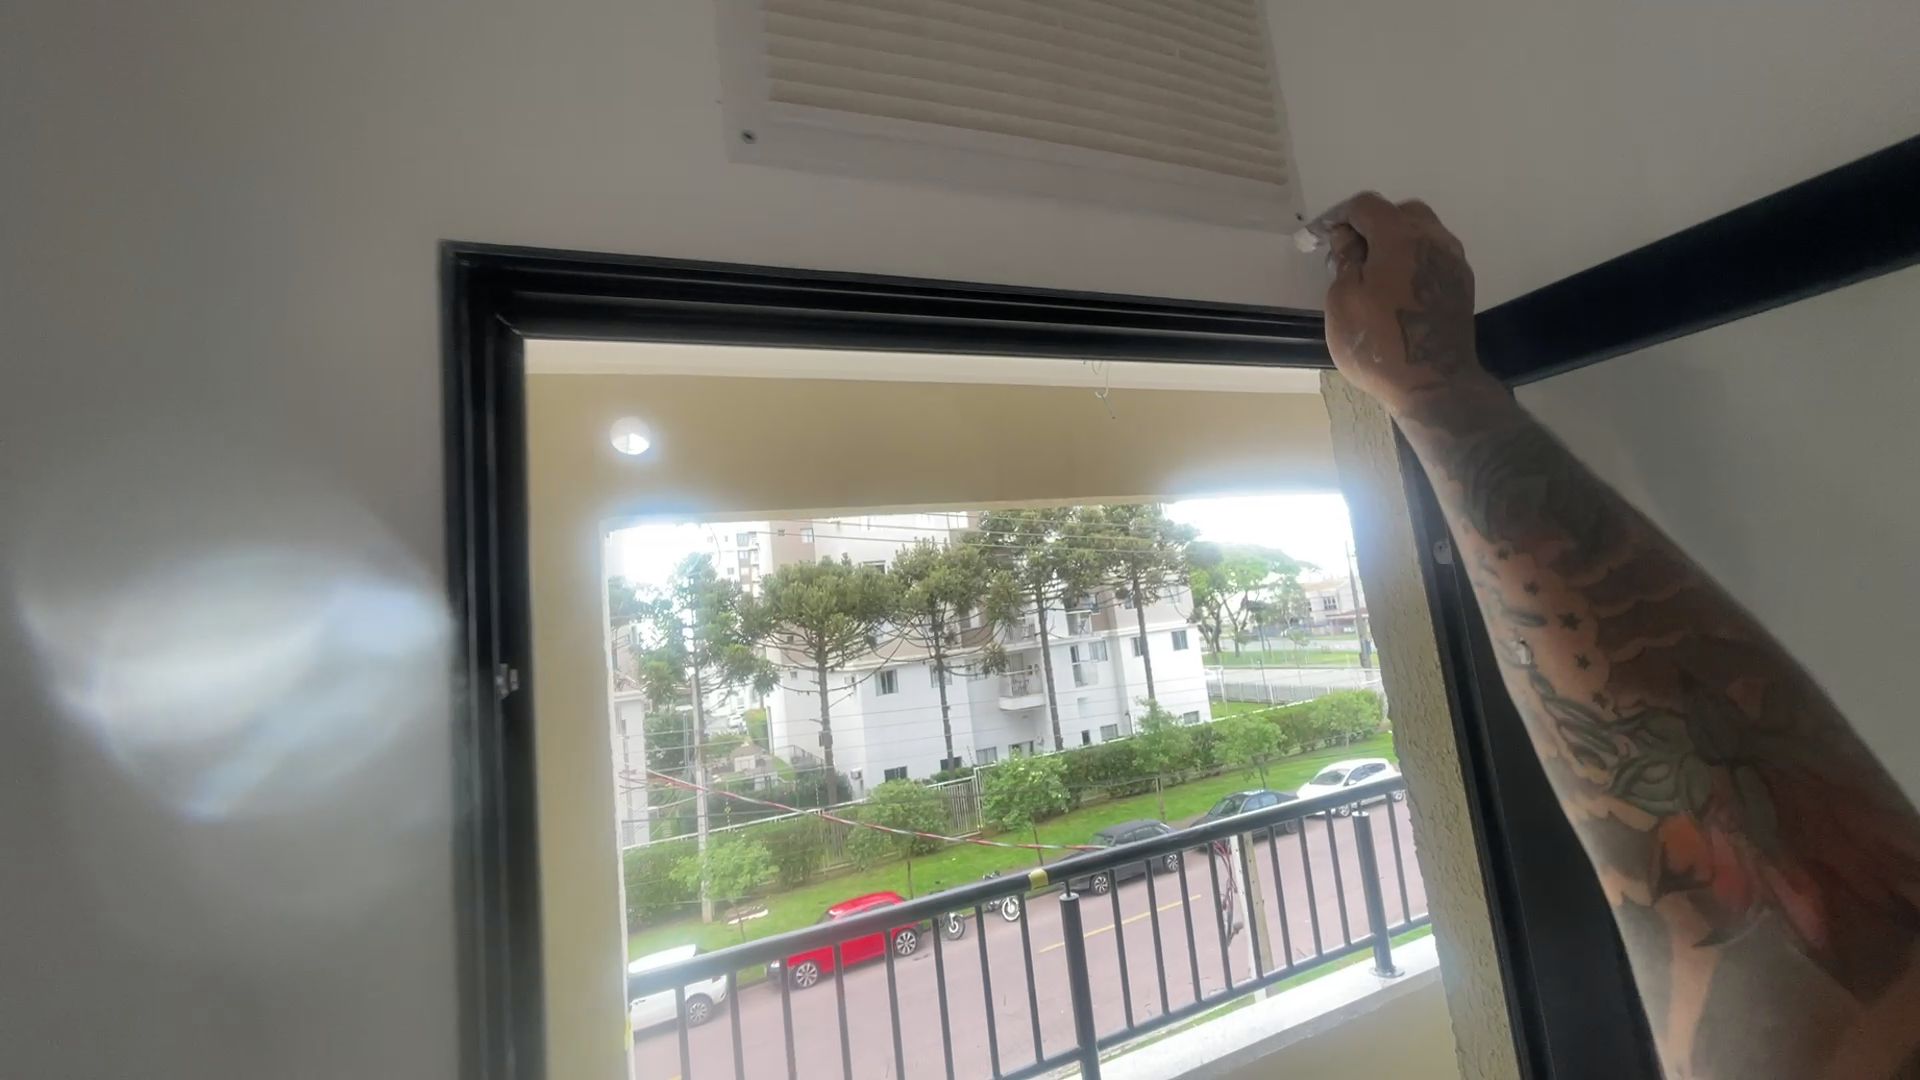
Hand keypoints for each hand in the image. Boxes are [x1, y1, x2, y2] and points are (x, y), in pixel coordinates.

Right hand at [1321, 193, 1499, 418]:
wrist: (1432, 381)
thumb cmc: (1377, 342)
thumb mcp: (1343, 302)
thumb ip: (1345, 262)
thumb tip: (1348, 239)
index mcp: (1399, 237)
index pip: (1366, 205)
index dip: (1338, 216)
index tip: (1320, 238)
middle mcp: (1433, 238)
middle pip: (1399, 212)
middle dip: (1369, 225)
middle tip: (1345, 254)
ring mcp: (1452, 259)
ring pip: (1420, 232)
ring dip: (1392, 242)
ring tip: (1369, 272)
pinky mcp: (1460, 281)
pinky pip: (1431, 254)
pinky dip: (1409, 258)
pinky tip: (1394, 288)